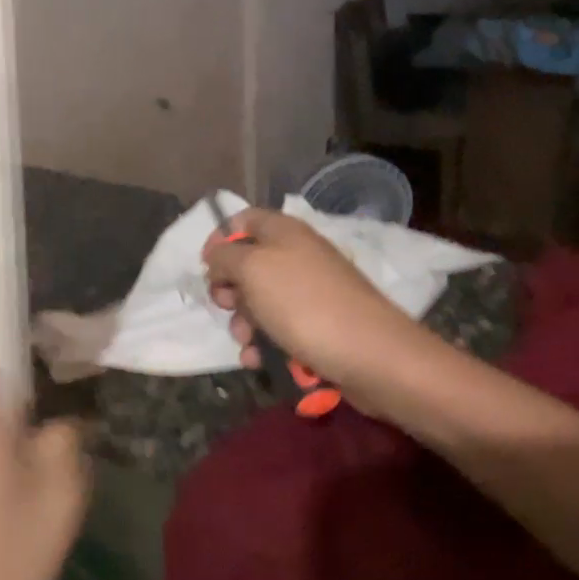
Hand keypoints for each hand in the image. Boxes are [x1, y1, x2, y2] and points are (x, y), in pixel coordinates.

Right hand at [200, 207, 420, 393]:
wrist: (372, 356)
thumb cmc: (304, 304)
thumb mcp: (251, 269)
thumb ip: (224, 256)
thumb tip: (217, 259)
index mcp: (284, 231)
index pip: (243, 219)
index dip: (219, 238)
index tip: (206, 267)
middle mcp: (299, 255)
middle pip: (249, 263)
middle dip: (229, 289)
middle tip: (224, 306)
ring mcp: (313, 292)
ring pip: (262, 300)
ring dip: (244, 322)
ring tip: (245, 343)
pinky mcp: (322, 325)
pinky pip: (282, 328)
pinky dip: (265, 343)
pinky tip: (258, 360)